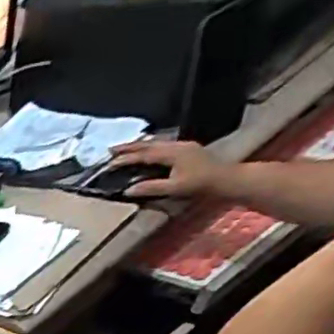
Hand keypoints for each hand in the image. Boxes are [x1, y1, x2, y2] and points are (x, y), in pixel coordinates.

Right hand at [107, 139, 224, 197]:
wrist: (225, 178)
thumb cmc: (199, 184)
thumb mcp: (174, 188)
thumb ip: (151, 188)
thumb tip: (127, 190)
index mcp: (175, 153)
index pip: (146, 154)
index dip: (127, 158)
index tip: (109, 164)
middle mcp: (179, 146)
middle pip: (150, 144)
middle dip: (130, 146)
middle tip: (110, 150)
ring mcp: (183, 146)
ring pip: (157, 142)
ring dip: (138, 145)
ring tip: (122, 148)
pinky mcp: (186, 149)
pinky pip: (163, 144)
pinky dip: (149, 146)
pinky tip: (143, 149)